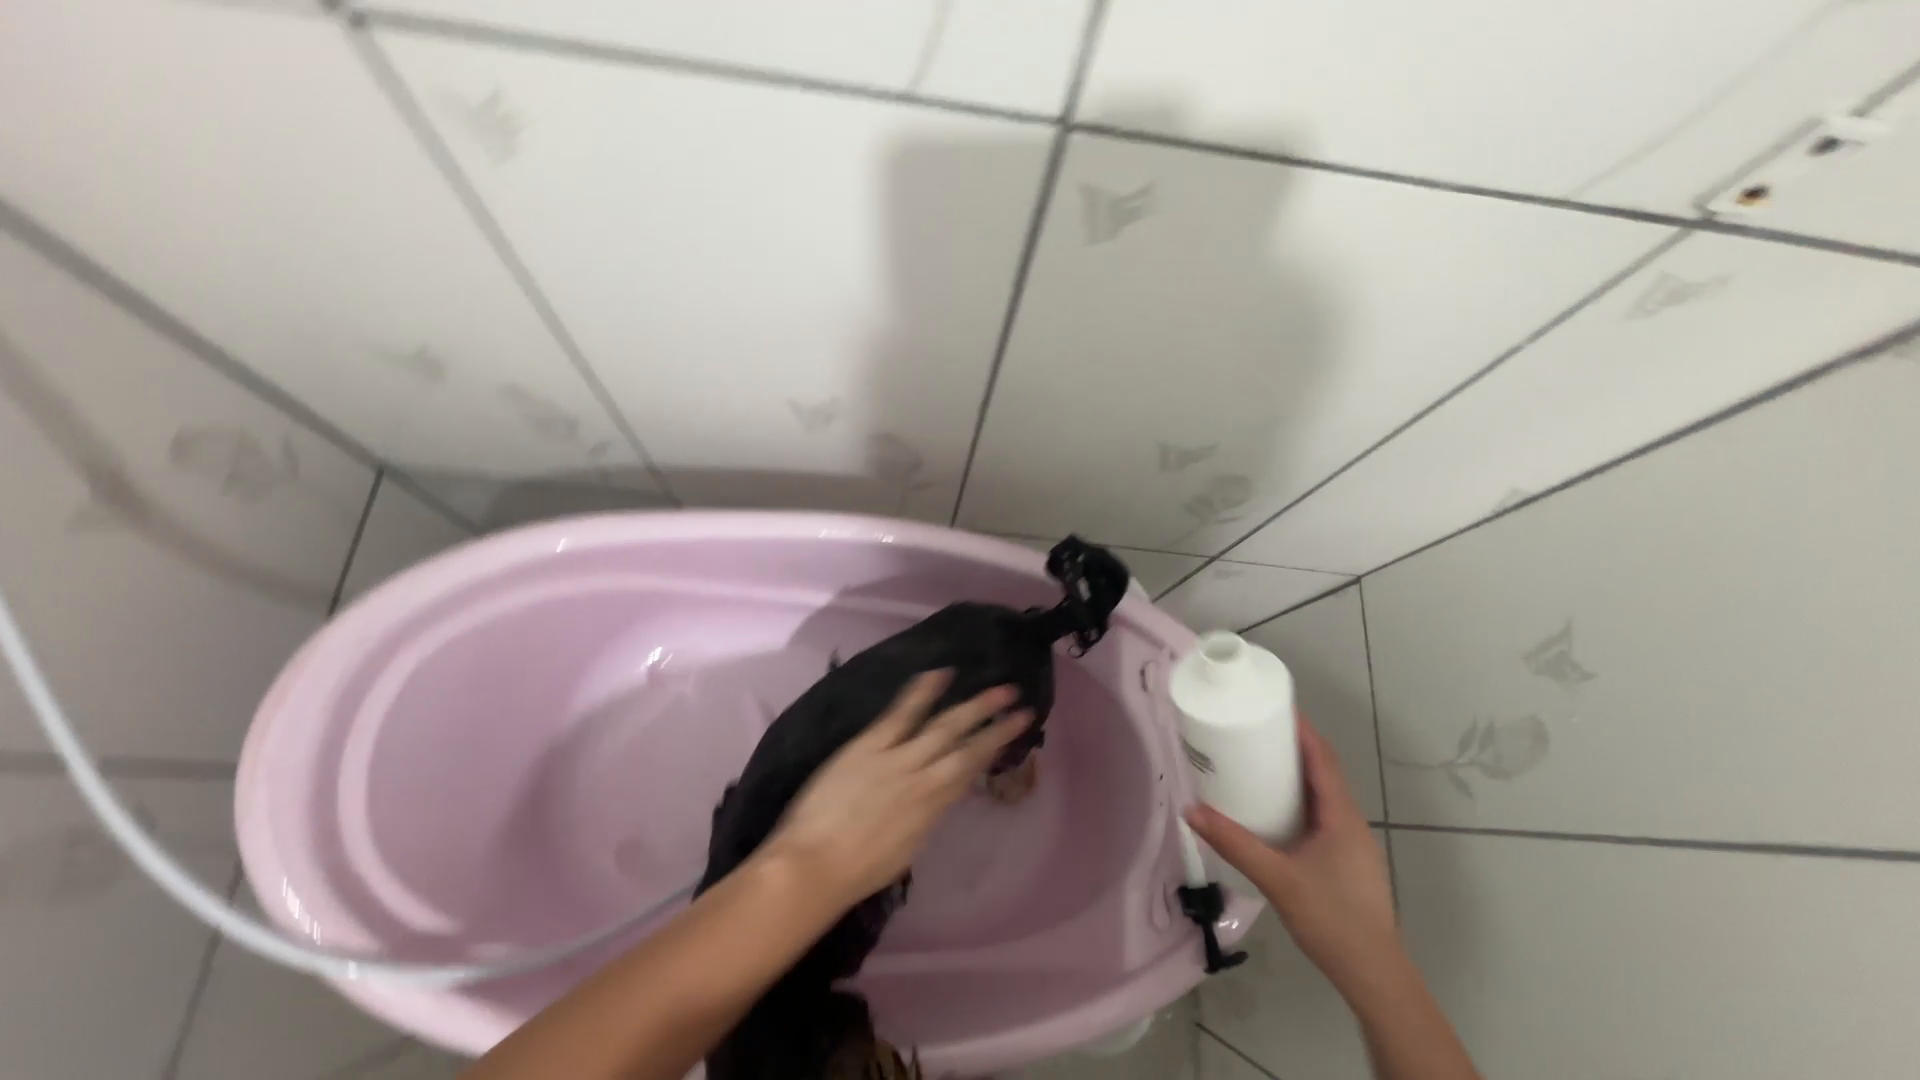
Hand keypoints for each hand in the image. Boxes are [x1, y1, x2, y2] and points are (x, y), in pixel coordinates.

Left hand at [760, 670, 1031, 911]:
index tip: (1010, 735)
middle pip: (968, 748)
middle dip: (996, 726)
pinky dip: (921, 693)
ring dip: (974, 706)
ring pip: (944, 727)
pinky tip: (939, 674)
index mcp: (933, 810)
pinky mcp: (868, 746)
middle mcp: (924, 780)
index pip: (969, 773)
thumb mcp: (906, 848)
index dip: (992, 752)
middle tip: (1022, 707)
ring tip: (1000, 688)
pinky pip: (900, 715)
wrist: (814, 866)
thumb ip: (924, 817)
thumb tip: (936, 797)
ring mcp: (897, 759)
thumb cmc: (857, 870)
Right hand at [1184, 718, 1401, 999]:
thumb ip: (1234, 843)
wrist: (1373, 972)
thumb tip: (1191, 811)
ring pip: (1323, 796)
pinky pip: (1322, 817)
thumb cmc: (1330, 917)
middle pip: (1323, 772)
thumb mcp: (1276, 878)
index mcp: (1341, 816)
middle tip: (1254, 732)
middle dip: (1292, 748)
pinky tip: (1274, 814)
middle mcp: (1350, 822)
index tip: (1274, 706)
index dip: (1301, 730)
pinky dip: (1299, 802)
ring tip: (1258, 765)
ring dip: (1296, 776)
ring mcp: (1352, 844)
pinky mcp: (1347, 862)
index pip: (1322, 758)